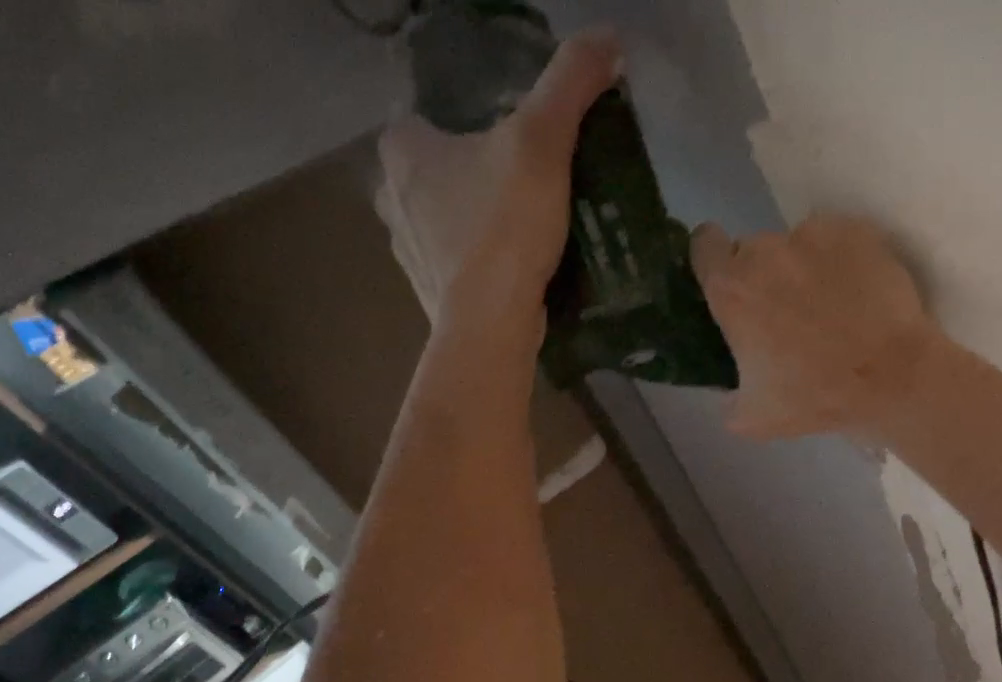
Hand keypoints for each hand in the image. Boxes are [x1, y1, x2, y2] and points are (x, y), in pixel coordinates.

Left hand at [376, 29, 620, 327]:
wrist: (492, 324)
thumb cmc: (505, 226)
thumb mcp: (543, 141)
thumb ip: (570, 84)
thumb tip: (609, 38)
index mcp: (402, 148)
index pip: (429, 113)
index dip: (470, 118)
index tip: (513, 133)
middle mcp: (392, 195)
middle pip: (440, 168)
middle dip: (476, 172)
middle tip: (530, 181)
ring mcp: (407, 249)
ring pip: (447, 218)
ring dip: (479, 219)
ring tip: (530, 225)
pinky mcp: (429, 293)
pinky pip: (458, 263)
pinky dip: (483, 262)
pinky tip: (518, 268)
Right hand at [691, 215, 941, 438]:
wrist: (892, 377)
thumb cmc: (817, 398)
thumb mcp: (754, 417)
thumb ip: (728, 398)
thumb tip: (731, 392)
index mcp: (731, 290)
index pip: (704, 247)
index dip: (715, 263)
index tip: (731, 286)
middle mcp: (765, 251)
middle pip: (753, 251)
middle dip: (764, 276)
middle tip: (788, 313)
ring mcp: (813, 235)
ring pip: (798, 244)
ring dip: (805, 268)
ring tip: (833, 305)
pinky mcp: (856, 231)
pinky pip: (839, 240)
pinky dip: (844, 260)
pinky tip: (860, 293)